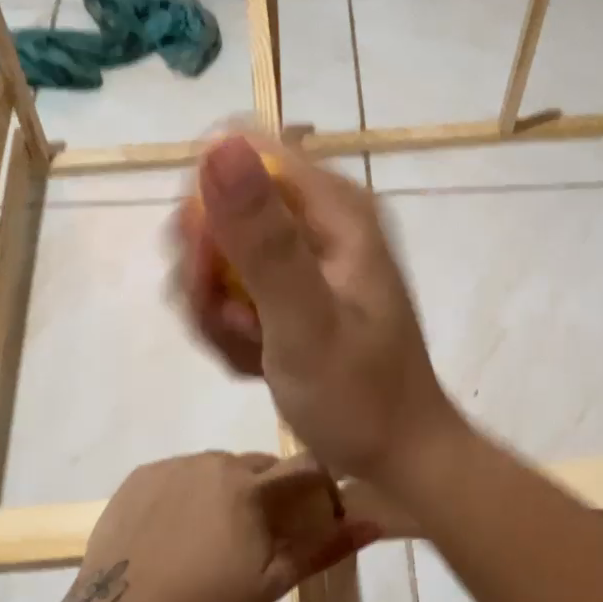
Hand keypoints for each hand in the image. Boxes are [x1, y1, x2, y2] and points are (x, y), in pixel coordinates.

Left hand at [80, 451, 380, 601]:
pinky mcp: (139, 475)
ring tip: (213, 533)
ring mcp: (171, 466)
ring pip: (216, 468)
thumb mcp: (272, 582)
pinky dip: (187, 491)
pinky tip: (176, 528)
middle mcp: (213, 462)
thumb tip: (374, 524)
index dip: (317, 484)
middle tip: (259, 533)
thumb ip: (324, 549)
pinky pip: (177, 473)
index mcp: (251, 486)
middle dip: (268, 490)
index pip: (302, 466)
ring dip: (226, 489)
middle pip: (257, 465)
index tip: (316, 509)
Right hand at [172, 133, 464, 482]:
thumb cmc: (360, 398)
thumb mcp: (304, 322)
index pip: (240, 154)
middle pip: (221, 206)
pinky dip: (231, 330)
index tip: (205, 272)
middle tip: (230, 327)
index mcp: (335, 208)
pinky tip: (254, 362)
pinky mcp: (293, 291)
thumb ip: (263, 241)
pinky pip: (232, 290)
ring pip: (218, 254)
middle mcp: (319, 219)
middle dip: (205, 272)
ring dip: (214, 310)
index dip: (206, 208)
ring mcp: (306, 257)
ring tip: (248, 354)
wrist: (398, 456)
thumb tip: (218, 145)